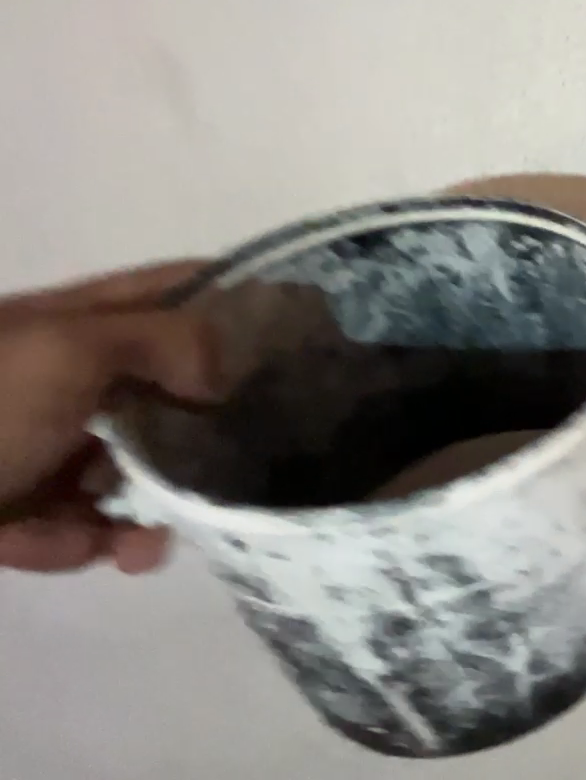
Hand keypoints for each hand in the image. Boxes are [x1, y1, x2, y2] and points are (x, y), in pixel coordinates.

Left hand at [0, 263, 215, 573]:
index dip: (242, 294)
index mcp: (65, 323)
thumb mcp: (68, 349)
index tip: (302, 323)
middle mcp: (55, 375)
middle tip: (245, 446)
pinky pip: (77, 519)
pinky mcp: (7, 505)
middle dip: (209, 421)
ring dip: (149, 502)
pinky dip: (89, 540)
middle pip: (168, 382)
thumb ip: (168, 340)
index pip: (177, 286)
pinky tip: (94, 552)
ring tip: (149, 540)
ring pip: (128, 461)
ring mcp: (29, 441)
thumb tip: (224, 376)